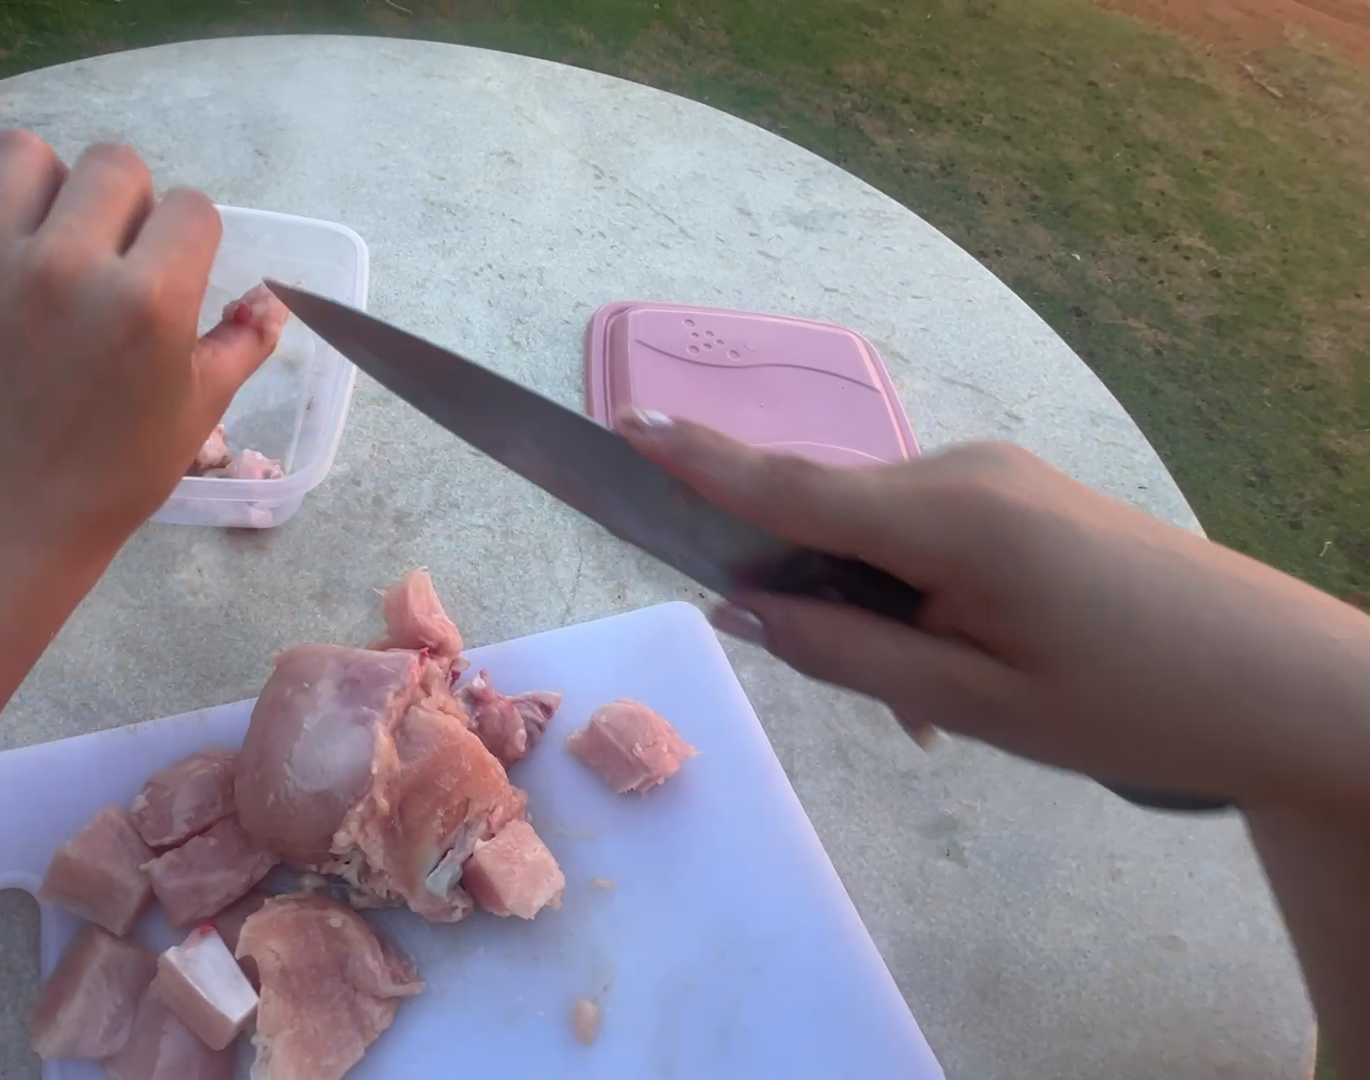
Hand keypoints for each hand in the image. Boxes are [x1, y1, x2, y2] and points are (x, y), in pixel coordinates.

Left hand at [0, 134, 287, 562]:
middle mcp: (68, 267)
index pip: (192, 209)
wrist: (29, 512)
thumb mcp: (204, 405)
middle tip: (119, 263)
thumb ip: (246, 341)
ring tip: (47, 240)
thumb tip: (272, 297)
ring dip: (47, 188)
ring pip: (20, 154)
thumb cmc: (127, 465)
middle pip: (115, 164)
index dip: (194, 242)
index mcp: (150, 302)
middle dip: (132, 209)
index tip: (178, 278)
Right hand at [620, 411, 1369, 812]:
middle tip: (881, 690)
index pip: (786, 485)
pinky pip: (904, 528)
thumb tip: (736, 609)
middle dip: (803, 586)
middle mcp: (958, 470)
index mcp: (950, 519)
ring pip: (860, 527)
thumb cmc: (1137, 708)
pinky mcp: (1003, 488)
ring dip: (859, 598)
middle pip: (818, 512)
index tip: (626, 424)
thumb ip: (837, 650)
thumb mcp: (968, 703)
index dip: (698, 458)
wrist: (1309, 692)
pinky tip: (954, 651)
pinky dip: (894, 585)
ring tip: (934, 693)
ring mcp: (985, 471)